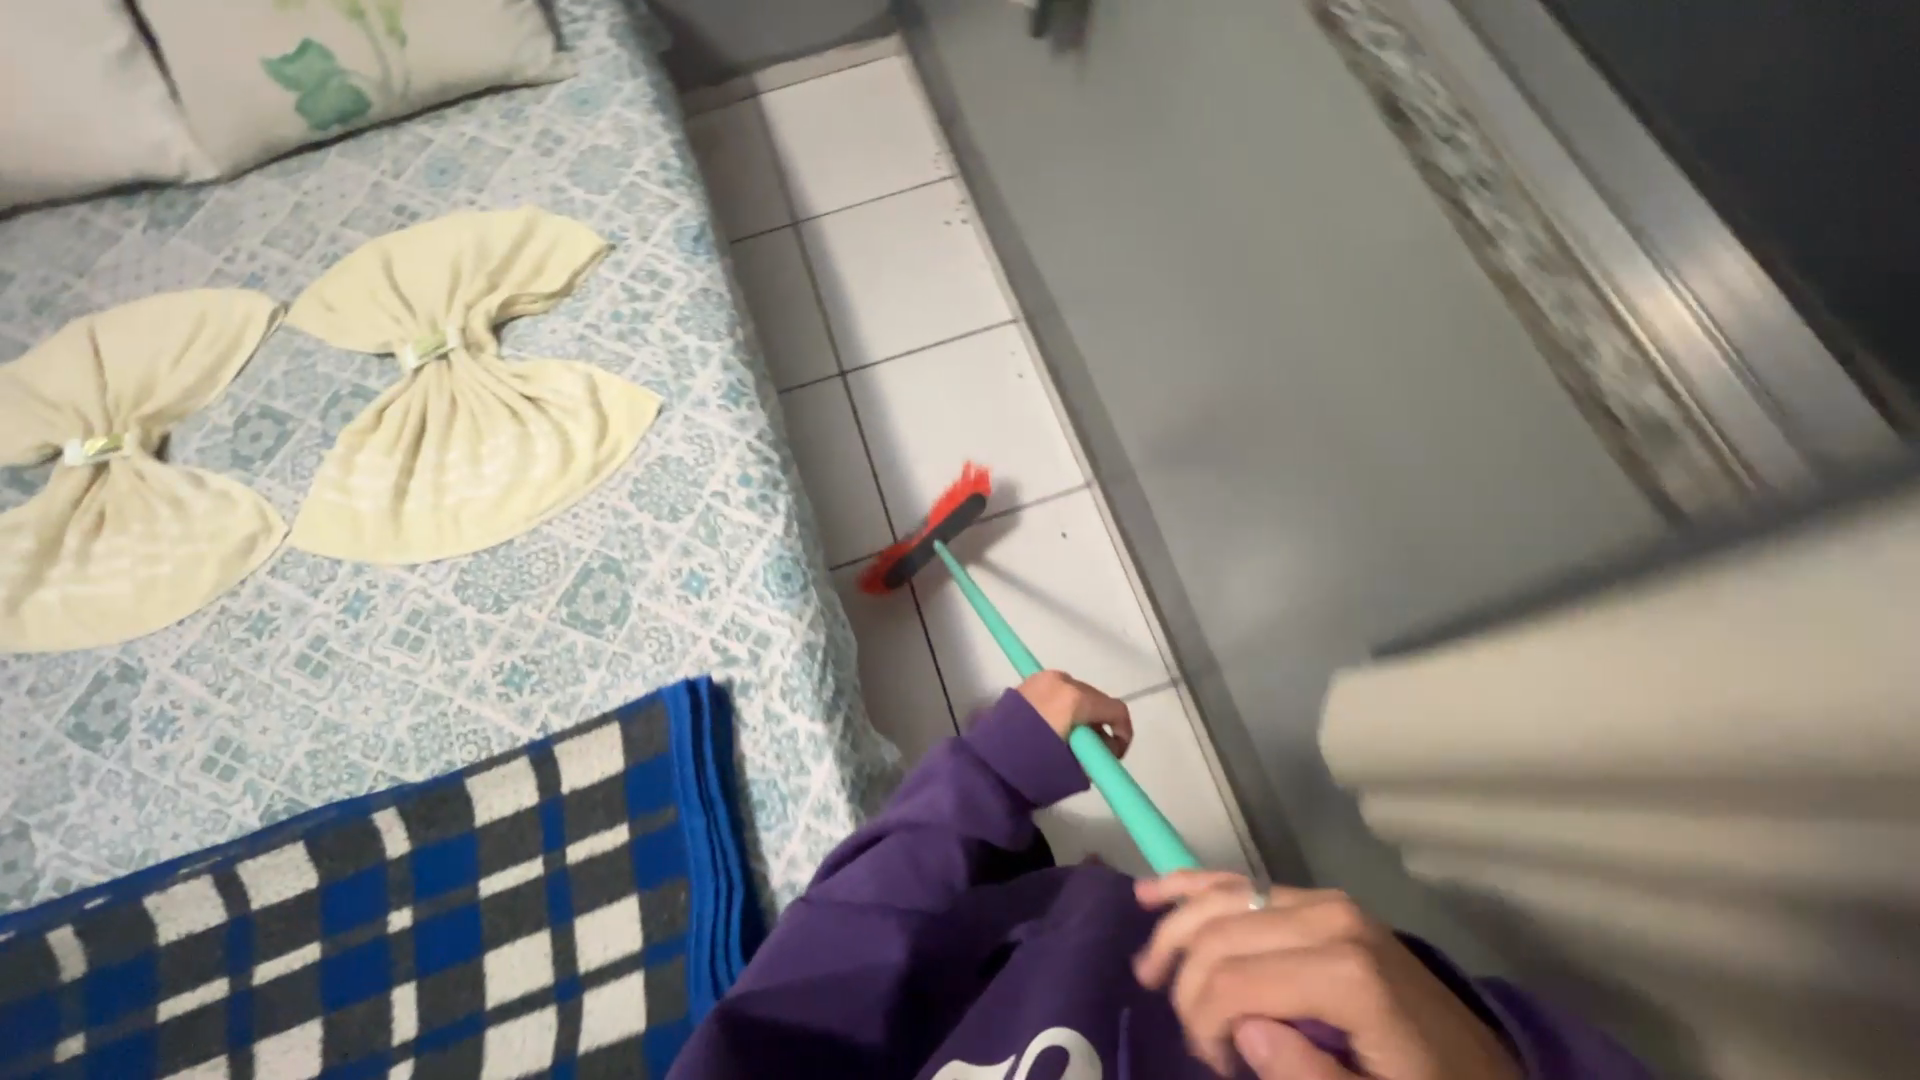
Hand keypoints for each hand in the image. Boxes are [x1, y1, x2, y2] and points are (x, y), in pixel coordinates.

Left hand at [1015, 671, 1131, 757]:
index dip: (1124, 732)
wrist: (987, 765)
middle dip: (1100, 723)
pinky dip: (1063, 708)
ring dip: (1081, 714)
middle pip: (1095, 699)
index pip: (1116, 709)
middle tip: (1094, 751)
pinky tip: (1054, 730)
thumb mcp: (1077, 766)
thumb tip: (1106, 745)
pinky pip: (1056, 693)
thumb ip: (1100, 751)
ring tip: (1071, 742)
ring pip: (1075, 694)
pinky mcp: (1027, 684)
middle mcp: (1062, 681)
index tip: (1117, 752)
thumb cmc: (1035, 768)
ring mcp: (1042, 679)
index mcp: (1076, 699)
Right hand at [1133, 871, 1520, 1079]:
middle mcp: (1329, 919)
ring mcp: (1324, 902)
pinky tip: (1154, 893)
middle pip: (1220, 937)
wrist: (1485, 1075)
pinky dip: (1195, 886)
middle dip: (1188, 988)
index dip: (1204, 1026)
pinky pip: (1244, 883)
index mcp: (1347, 974)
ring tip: (1148, 972)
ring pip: (1221, 900)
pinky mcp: (1320, 901)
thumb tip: (1243, 1032)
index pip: (1234, 982)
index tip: (1216, 1069)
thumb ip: (1312, 1078)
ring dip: (1175, 931)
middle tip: (1197, 1044)